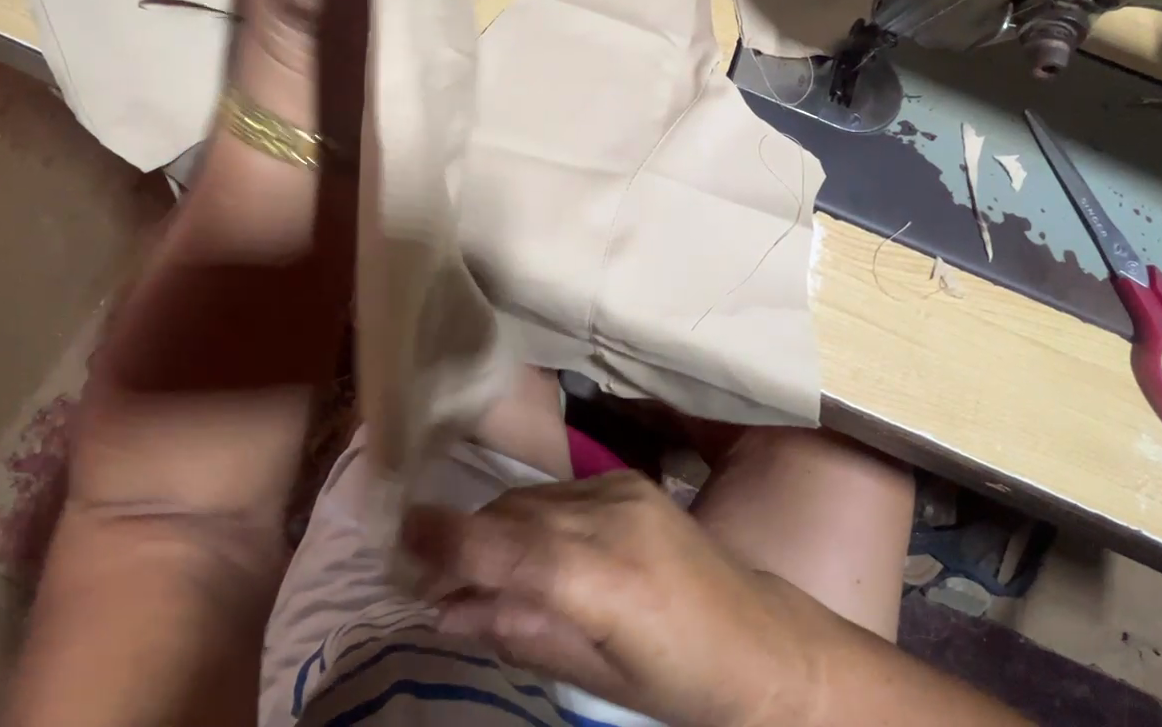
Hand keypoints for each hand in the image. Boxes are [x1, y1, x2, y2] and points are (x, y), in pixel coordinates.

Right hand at [402, 473, 846, 726]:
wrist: (764, 641)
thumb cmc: (681, 682)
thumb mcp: (596, 677)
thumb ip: (519, 632)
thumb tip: (444, 609)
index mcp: (608, 578)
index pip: (509, 548)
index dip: (448, 540)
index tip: (397, 537)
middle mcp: (612, 517)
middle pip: (509, 517)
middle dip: (461, 541)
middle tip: (428, 578)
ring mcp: (622, 491)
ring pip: (527, 499)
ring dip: (492, 529)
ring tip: (475, 570)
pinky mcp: (628, 480)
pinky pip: (555, 492)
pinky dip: (526, 517)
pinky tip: (525, 548)